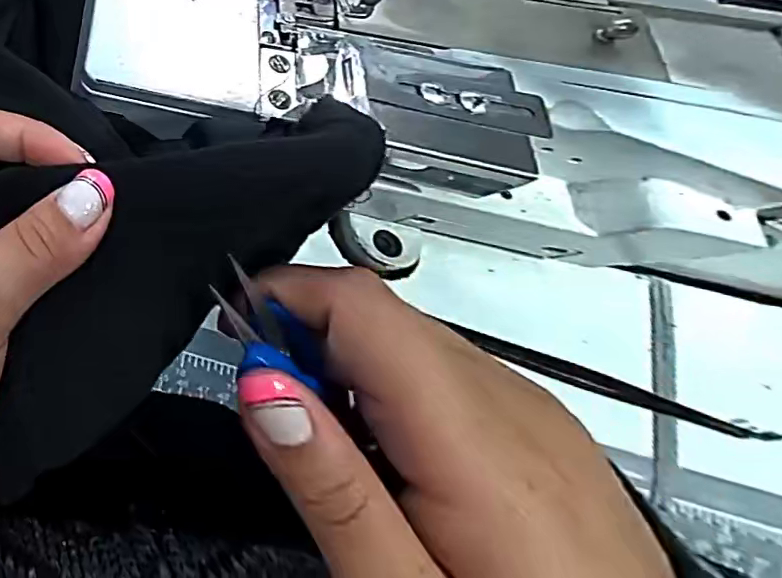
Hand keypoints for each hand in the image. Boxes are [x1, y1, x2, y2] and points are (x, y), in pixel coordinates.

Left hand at [0, 106, 114, 571]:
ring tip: (112, 237)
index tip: (83, 166)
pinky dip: (60, 274)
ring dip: (61, 230)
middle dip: (53, 179)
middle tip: (107, 201)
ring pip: (17, 228)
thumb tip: (96, 192)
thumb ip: (32, 247)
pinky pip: (25, 277)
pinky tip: (94, 282)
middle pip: (0, 174)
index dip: (28, 134)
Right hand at [236, 265, 671, 577]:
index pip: (354, 299)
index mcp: (478, 436)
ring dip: (339, 362)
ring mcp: (537, 415)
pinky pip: (437, 369)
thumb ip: (327, 484)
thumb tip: (263, 385)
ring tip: (327, 444)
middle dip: (300, 336)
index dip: (278, 297)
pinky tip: (383, 455)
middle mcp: (515, 403)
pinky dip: (383, 386)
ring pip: (401, 335)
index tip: (238, 339)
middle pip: (374, 310)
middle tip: (271, 406)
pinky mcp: (542, 431)